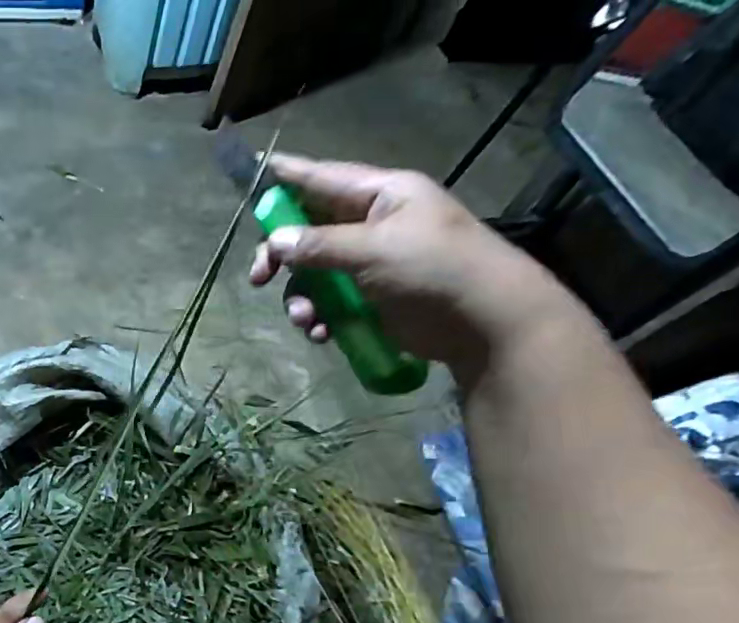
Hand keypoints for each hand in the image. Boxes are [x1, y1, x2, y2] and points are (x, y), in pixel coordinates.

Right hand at [247, 155, 581, 377]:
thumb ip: (320, 246)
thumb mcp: (374, 251)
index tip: (257, 173)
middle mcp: (372, 224)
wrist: (482, 321)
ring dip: (300, 298)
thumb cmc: (434, 269)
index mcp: (382, 196)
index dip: (290, 176)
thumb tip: (274, 241)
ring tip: (305, 320)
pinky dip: (319, 318)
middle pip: (307, 231)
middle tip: (258, 279)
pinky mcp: (369, 298)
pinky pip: (328, 302)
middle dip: (280, 256)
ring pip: (312, 274)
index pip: (325, 178)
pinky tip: (321, 333)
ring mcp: (369, 263)